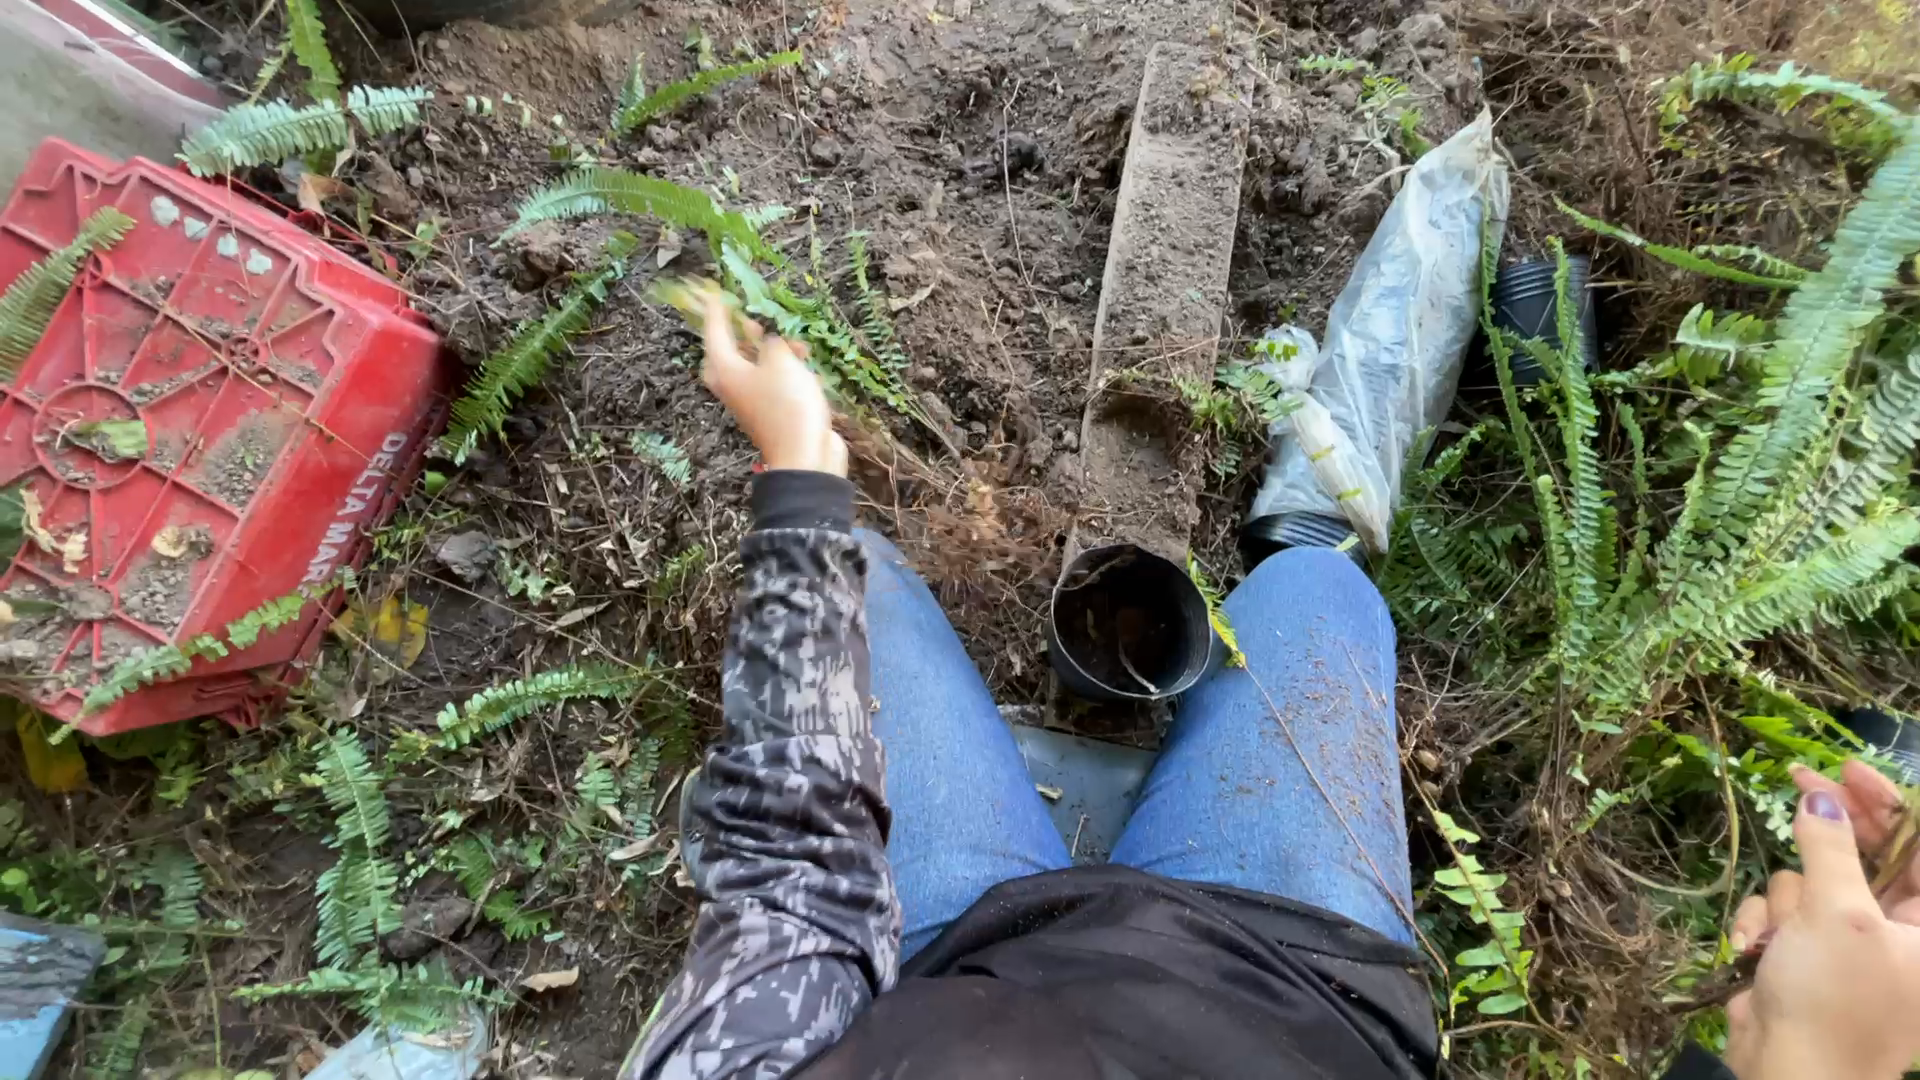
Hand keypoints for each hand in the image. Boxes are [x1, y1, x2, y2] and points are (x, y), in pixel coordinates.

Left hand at [699, 292, 846, 476]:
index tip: (716, 291)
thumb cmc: (787, 406)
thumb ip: (771, 342)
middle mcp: (734, 385)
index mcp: (725, 369)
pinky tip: (808, 371)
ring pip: (758, 366)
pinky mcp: (774, 412)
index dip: (717, 310)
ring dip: (777, 353)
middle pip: (734, 351)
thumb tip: (769, 341)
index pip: (714, 331)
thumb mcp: (780, 362)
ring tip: (800, 346)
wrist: (804, 457)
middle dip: (749, 334)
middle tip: (757, 318)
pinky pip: (776, 383)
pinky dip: (789, 373)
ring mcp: (754, 400)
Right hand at [1722, 766, 1919, 1079]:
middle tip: (1795, 779)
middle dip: (1826, 834)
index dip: (1887, 803)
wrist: (1794, 1062)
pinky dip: (1762, 924)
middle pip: (1862, 855)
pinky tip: (1759, 949)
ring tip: (1779, 939)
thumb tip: (1822, 800)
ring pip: (1804, 880)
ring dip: (1782, 902)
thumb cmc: (1836, 993)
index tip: (1843, 767)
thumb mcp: (1835, 916)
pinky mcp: (1808, 947)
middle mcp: (1899, 927)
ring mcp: (1850, 937)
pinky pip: (1778, 908)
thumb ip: (1828, 851)